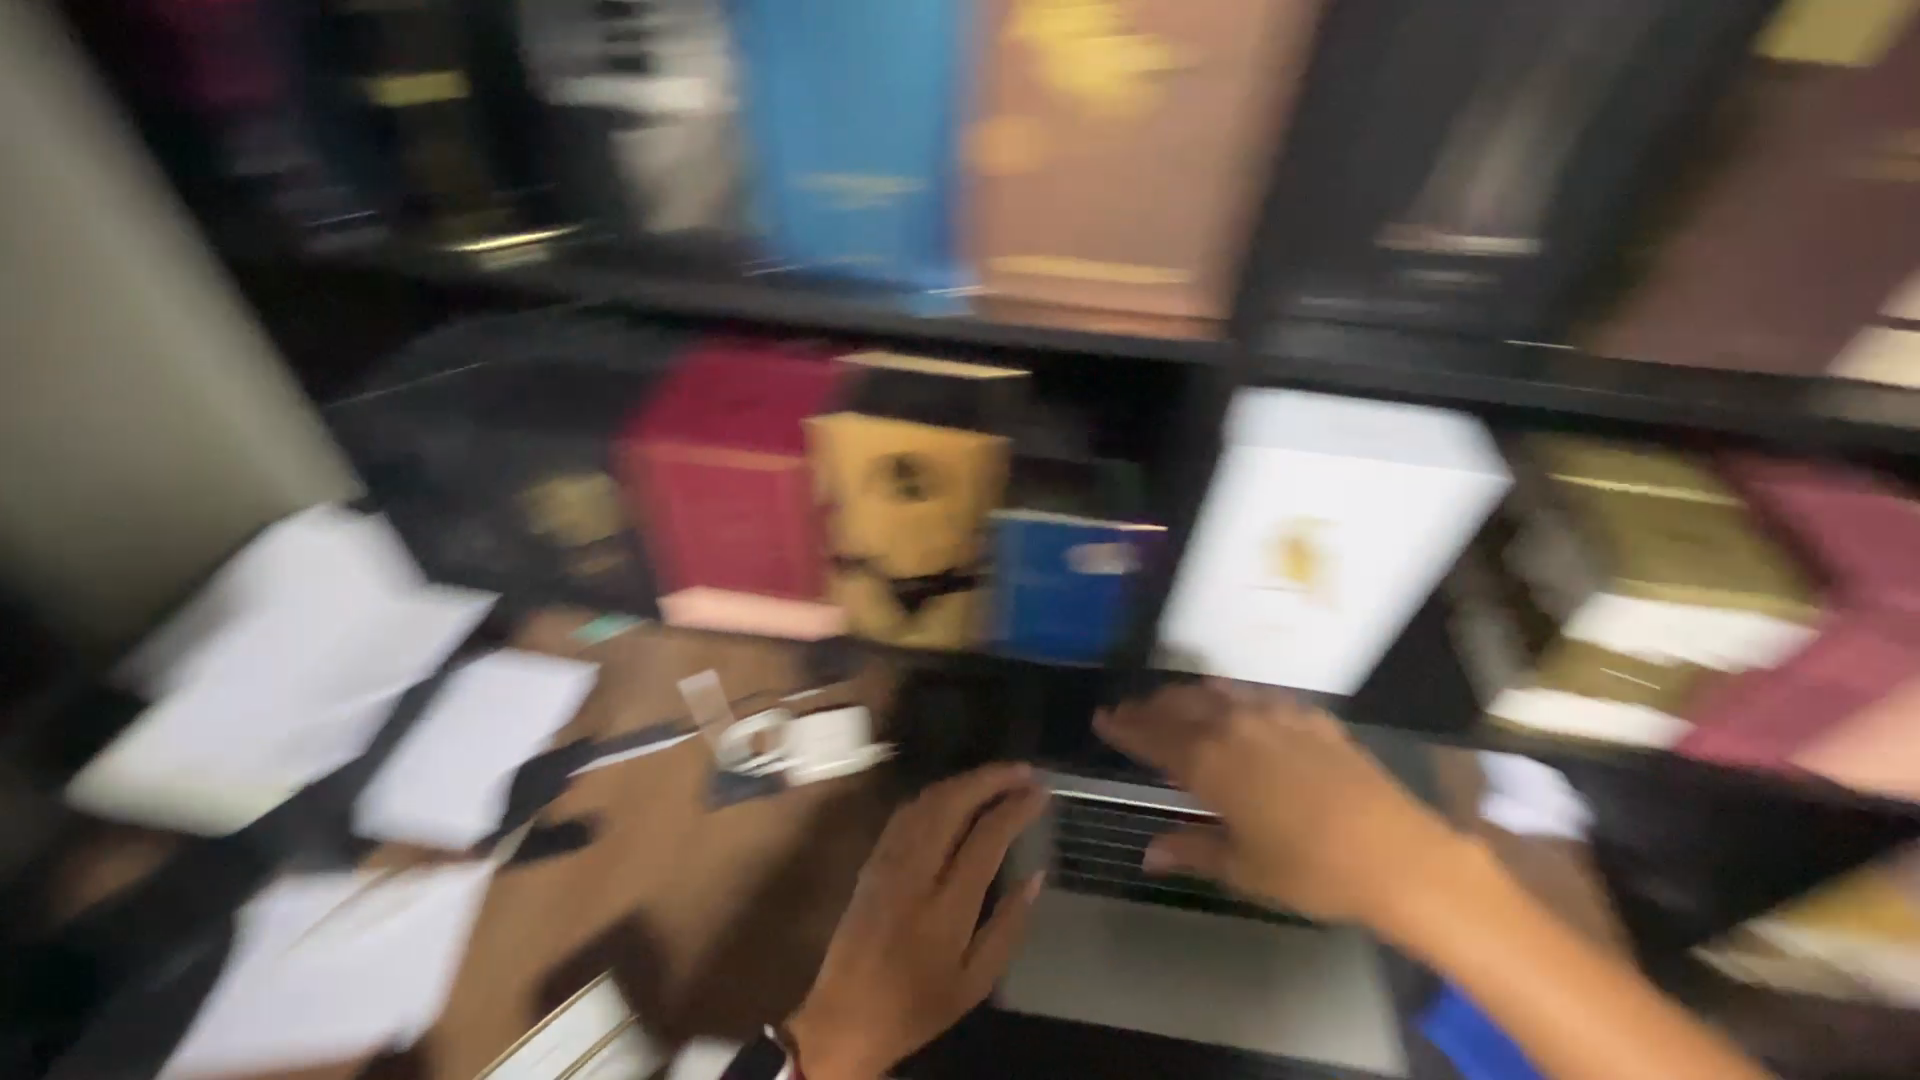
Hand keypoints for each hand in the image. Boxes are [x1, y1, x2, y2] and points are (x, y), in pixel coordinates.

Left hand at [785, 764, 1046, 1079]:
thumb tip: (1036, 876)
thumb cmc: (917, 1006)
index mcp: (945, 906)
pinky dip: (937, 794)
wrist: (843, 1017)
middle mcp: (914, 871)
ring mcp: (887, 861)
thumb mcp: (975, 981)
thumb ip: (1008, 925)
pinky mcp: (872, 861)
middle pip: (952, 803)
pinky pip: (907, 812)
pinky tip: (956, 795)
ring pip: (927, 801)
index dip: (1015, 808)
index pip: (986, 837)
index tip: (1041, 792)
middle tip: (1024, 771)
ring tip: (998, 777)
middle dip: (990, 778)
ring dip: (964, 781)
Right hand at [1094, 681, 1466, 925]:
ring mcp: (1276, 717)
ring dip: (1187, 697)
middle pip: (1180, 708)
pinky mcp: (1311, 718)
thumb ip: (1192, 849)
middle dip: (1150, 708)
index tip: (1103, 718)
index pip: (1153, 738)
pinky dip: (1234, 696)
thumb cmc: (1310, 870)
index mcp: (1209, 764)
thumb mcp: (1243, 868)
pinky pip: (1259, 696)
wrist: (1397, 854)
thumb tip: (1149, 853)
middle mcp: (1235, 729)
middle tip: (1130, 708)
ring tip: (1172, 700)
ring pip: (1218, 695)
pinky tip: (1236, 702)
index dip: (1125, 728)